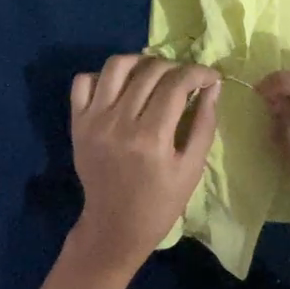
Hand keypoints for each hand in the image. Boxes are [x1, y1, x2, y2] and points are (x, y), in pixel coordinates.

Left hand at [69, 55, 220, 270]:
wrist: (114, 226)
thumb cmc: (160, 203)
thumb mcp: (192, 169)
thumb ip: (204, 124)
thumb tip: (212, 86)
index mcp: (151, 138)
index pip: (176, 84)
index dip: (198, 73)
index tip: (210, 77)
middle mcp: (119, 122)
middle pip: (149, 71)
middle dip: (175, 67)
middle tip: (186, 79)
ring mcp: (93, 120)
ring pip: (116, 66)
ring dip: (140, 62)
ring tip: (154, 74)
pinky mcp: (77, 122)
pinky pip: (83, 81)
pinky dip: (103, 76)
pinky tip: (121, 88)